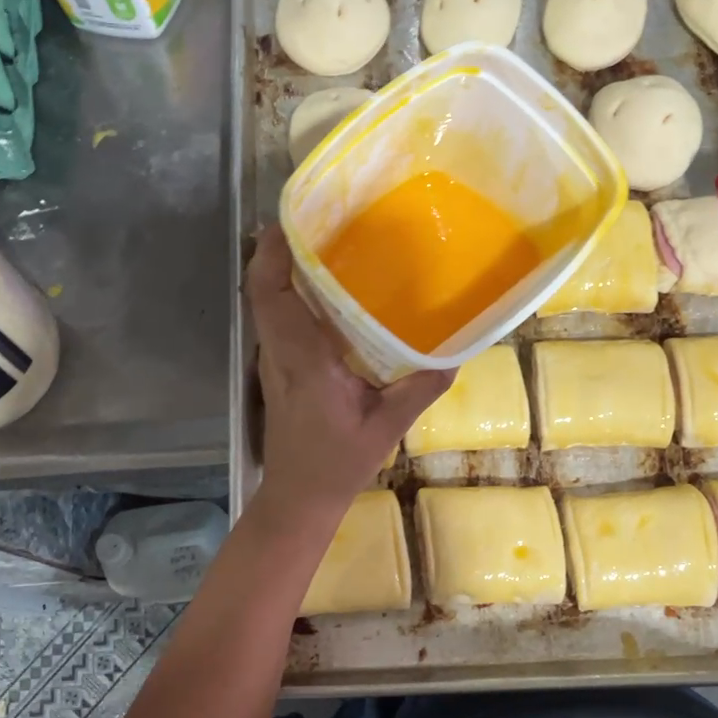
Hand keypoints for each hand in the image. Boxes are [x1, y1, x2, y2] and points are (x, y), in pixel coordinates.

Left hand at [245, 226, 452, 513]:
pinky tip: (330, 292)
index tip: (293, 221)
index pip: (272, 296)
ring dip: (286, 270)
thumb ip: (419, 389)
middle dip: (281, 249)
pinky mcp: (279, 369)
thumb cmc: (337, 464)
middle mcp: (280, 353)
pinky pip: (279, 320)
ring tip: (328, 245)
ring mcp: (274, 361)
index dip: (273, 254)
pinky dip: (293, 295)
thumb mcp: (386, 428)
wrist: (299, 496)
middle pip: (263, 289)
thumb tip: (454, 354)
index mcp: (302, 361)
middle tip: (321, 221)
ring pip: (268, 303)